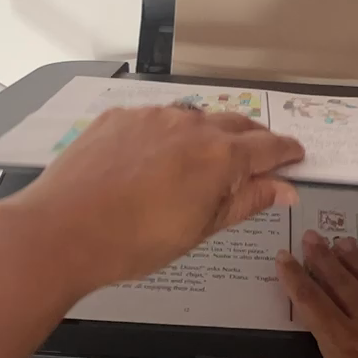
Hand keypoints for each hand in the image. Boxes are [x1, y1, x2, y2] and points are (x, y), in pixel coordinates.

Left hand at [1, 106, 303, 294]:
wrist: (62, 231)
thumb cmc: (132, 241)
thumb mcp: (201, 229)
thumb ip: (246, 201)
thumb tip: (283, 189)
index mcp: (219, 156)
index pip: (268, 146)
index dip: (286, 152)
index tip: (295, 156)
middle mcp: (190, 125)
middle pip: (237, 124)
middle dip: (253, 139)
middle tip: (257, 160)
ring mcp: (152, 116)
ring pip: (196, 118)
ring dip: (208, 135)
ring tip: (202, 161)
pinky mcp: (120, 117)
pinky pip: (156, 118)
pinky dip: (167, 134)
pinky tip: (155, 159)